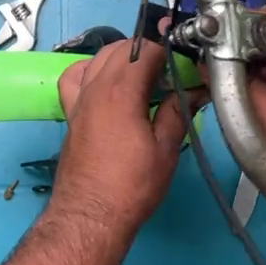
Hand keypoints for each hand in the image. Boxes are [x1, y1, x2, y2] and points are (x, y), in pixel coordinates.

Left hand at [53, 38, 200, 231]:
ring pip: (97, 58)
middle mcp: (96, 87)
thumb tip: (195, 91)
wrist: (91, 215)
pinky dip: (90, 70)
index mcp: (121, 91)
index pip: (144, 51)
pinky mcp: (70, 113)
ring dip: (121, 56)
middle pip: (120, 49)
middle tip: (169, 70)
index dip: (166, 50)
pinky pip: (74, 77)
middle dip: (146, 50)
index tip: (184, 62)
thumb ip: (178, 112)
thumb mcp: (165, 150)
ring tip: (142, 74)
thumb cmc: (132, 185)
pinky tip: (104, 82)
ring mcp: (79, 99)